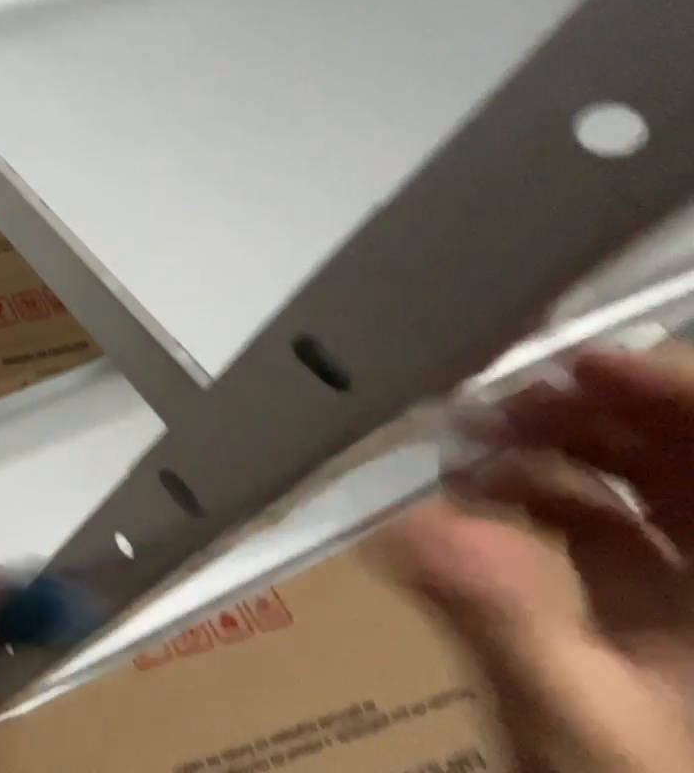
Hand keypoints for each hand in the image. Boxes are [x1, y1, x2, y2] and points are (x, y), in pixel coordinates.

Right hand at [379, 345, 693, 772]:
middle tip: (491, 401)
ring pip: (653, 480)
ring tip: (472, 440)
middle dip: (589, 411)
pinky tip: (479, 496)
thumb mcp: (573, 717)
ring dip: (559, 447)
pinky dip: (545, 495)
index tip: (574, 362)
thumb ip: (507, 619)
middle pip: (687, 452)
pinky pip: (613, 522)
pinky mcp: (657, 611)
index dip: (668, 388)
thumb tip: (414, 525)